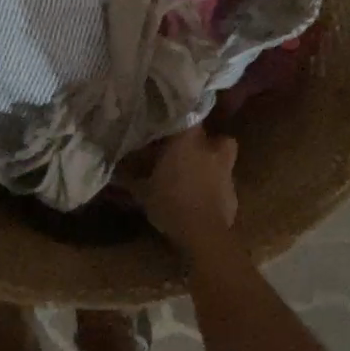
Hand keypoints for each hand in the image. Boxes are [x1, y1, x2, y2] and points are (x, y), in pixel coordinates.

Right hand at [139, 127, 238, 255]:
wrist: (203, 234)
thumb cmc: (170, 203)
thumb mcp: (142, 191)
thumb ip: (130, 177)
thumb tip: (115, 170)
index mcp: (188, 143)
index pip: (189, 116)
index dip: (181, 117)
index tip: (170, 123)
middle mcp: (211, 152)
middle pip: (219, 137)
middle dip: (207, 142)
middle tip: (190, 151)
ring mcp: (226, 174)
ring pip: (225, 162)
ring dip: (212, 165)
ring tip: (195, 176)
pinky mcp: (234, 196)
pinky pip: (224, 185)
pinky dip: (215, 188)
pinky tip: (201, 198)